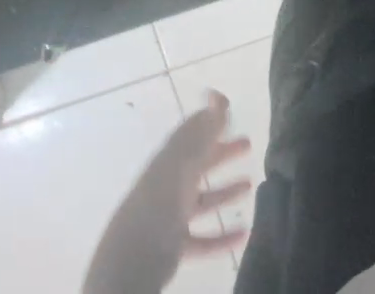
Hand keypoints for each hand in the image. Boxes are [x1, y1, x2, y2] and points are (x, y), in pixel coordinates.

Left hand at [84, 92, 253, 293]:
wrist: (125, 276)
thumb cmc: (153, 217)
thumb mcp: (178, 171)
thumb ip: (199, 137)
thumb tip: (216, 99)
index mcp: (163, 170)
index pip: (187, 138)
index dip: (206, 122)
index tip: (230, 108)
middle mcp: (163, 191)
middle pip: (194, 166)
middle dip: (219, 152)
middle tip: (248, 143)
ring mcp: (167, 222)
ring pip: (199, 200)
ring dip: (223, 190)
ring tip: (249, 184)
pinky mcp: (172, 250)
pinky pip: (201, 238)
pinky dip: (222, 234)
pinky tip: (243, 232)